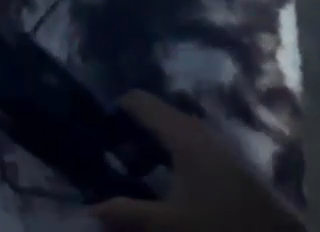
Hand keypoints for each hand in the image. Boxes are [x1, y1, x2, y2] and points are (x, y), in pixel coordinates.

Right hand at [91, 92, 301, 231]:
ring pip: (173, 129)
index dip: (114, 110)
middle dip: (130, 130)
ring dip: (150, 144)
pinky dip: (169, 154)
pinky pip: (188, 144)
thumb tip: (90, 209)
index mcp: (182, 134)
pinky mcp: (228, 161)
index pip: (139, 101)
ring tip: (131, 169)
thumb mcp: (170, 227)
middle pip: (155, 114)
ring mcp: (217, 144)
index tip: (96, 132)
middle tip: (110, 154)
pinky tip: (164, 181)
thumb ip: (127, 214)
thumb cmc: (222, 229)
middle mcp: (198, 129)